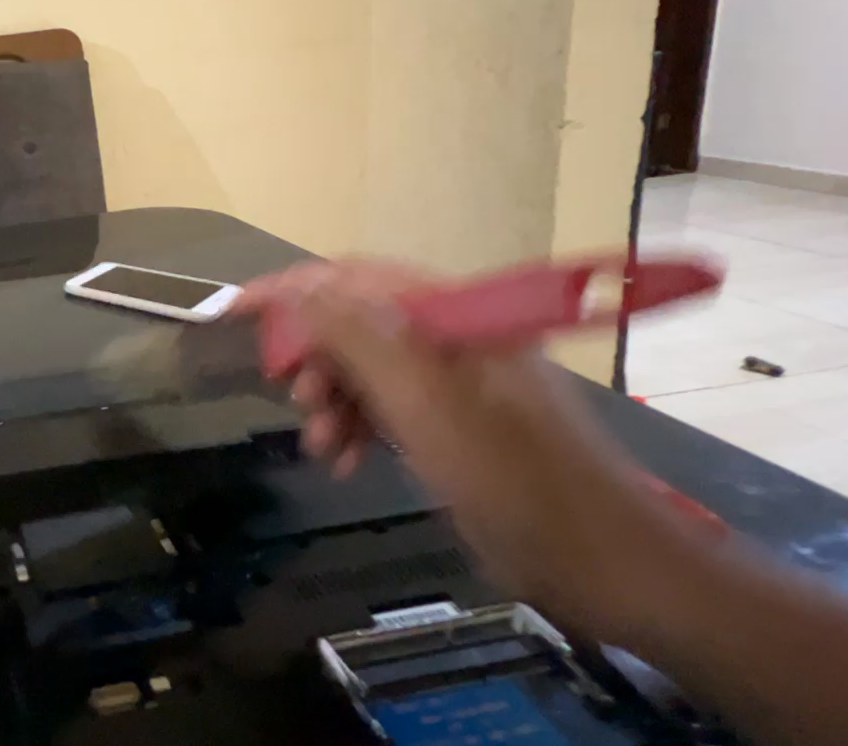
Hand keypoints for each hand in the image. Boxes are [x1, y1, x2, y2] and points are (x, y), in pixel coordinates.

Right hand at [236, 262, 697, 639]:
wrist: (612, 569)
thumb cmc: (515, 482)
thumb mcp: (426, 406)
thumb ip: (360, 338)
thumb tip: (301, 288)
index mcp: (453, 317)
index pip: (354, 279)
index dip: (290, 289)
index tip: (234, 309)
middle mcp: (450, 337)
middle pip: (355, 324)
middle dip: (314, 358)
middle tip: (290, 395)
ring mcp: (454, 380)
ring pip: (365, 369)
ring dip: (333, 400)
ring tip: (322, 445)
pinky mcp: (455, 419)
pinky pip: (388, 405)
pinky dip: (360, 426)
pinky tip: (346, 460)